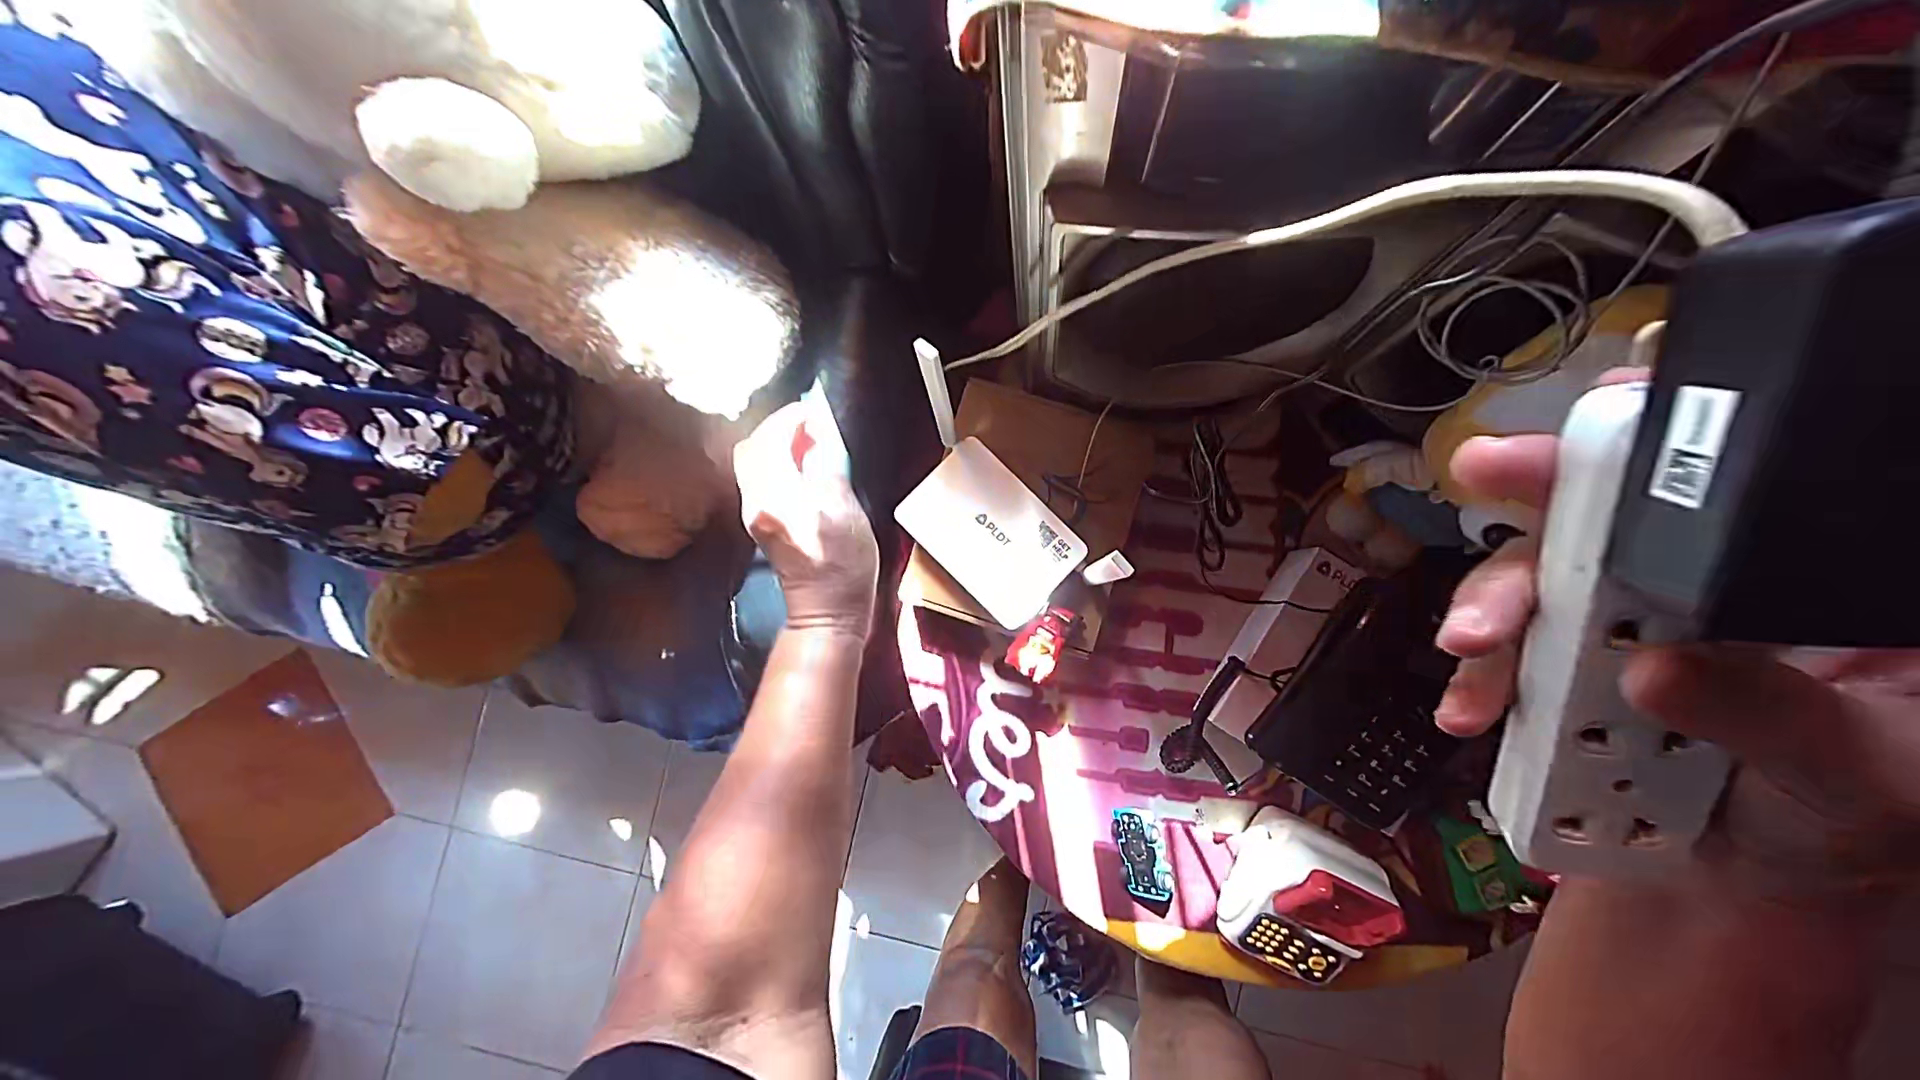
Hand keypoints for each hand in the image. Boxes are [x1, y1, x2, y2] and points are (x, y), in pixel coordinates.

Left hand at [733, 400, 878, 637]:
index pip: (772, 440)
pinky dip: (774, 462)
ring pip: (751, 461)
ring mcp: (754, 512)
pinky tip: (798, 466)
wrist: (825, 609)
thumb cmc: (843, 568)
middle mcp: (758, 502)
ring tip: (806, 443)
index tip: (812, 412)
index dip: (791, 419)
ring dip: (775, 444)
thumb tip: (819, 438)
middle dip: (778, 427)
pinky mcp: (759, 520)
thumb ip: (829, 470)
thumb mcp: (847, 512)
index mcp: (780, 498)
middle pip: (752, 446)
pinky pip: (757, 477)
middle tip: (807, 424)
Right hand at [1434, 376, 1919, 898]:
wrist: (1761, 883)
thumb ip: (1778, 723)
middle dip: (1534, 515)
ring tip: (1466, 655)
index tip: (1611, 401)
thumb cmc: (1851, 822)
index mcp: (1793, 579)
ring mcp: (1608, 622)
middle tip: (1480, 496)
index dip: (1670, 429)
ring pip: (1531, 581)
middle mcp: (1688, 582)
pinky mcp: (1555, 663)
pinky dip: (1477, 680)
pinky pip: (1502, 653)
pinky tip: (1465, 712)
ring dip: (1488, 610)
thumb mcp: (1868, 782)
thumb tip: (1653, 672)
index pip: (1732, 484)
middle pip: (1596, 521)